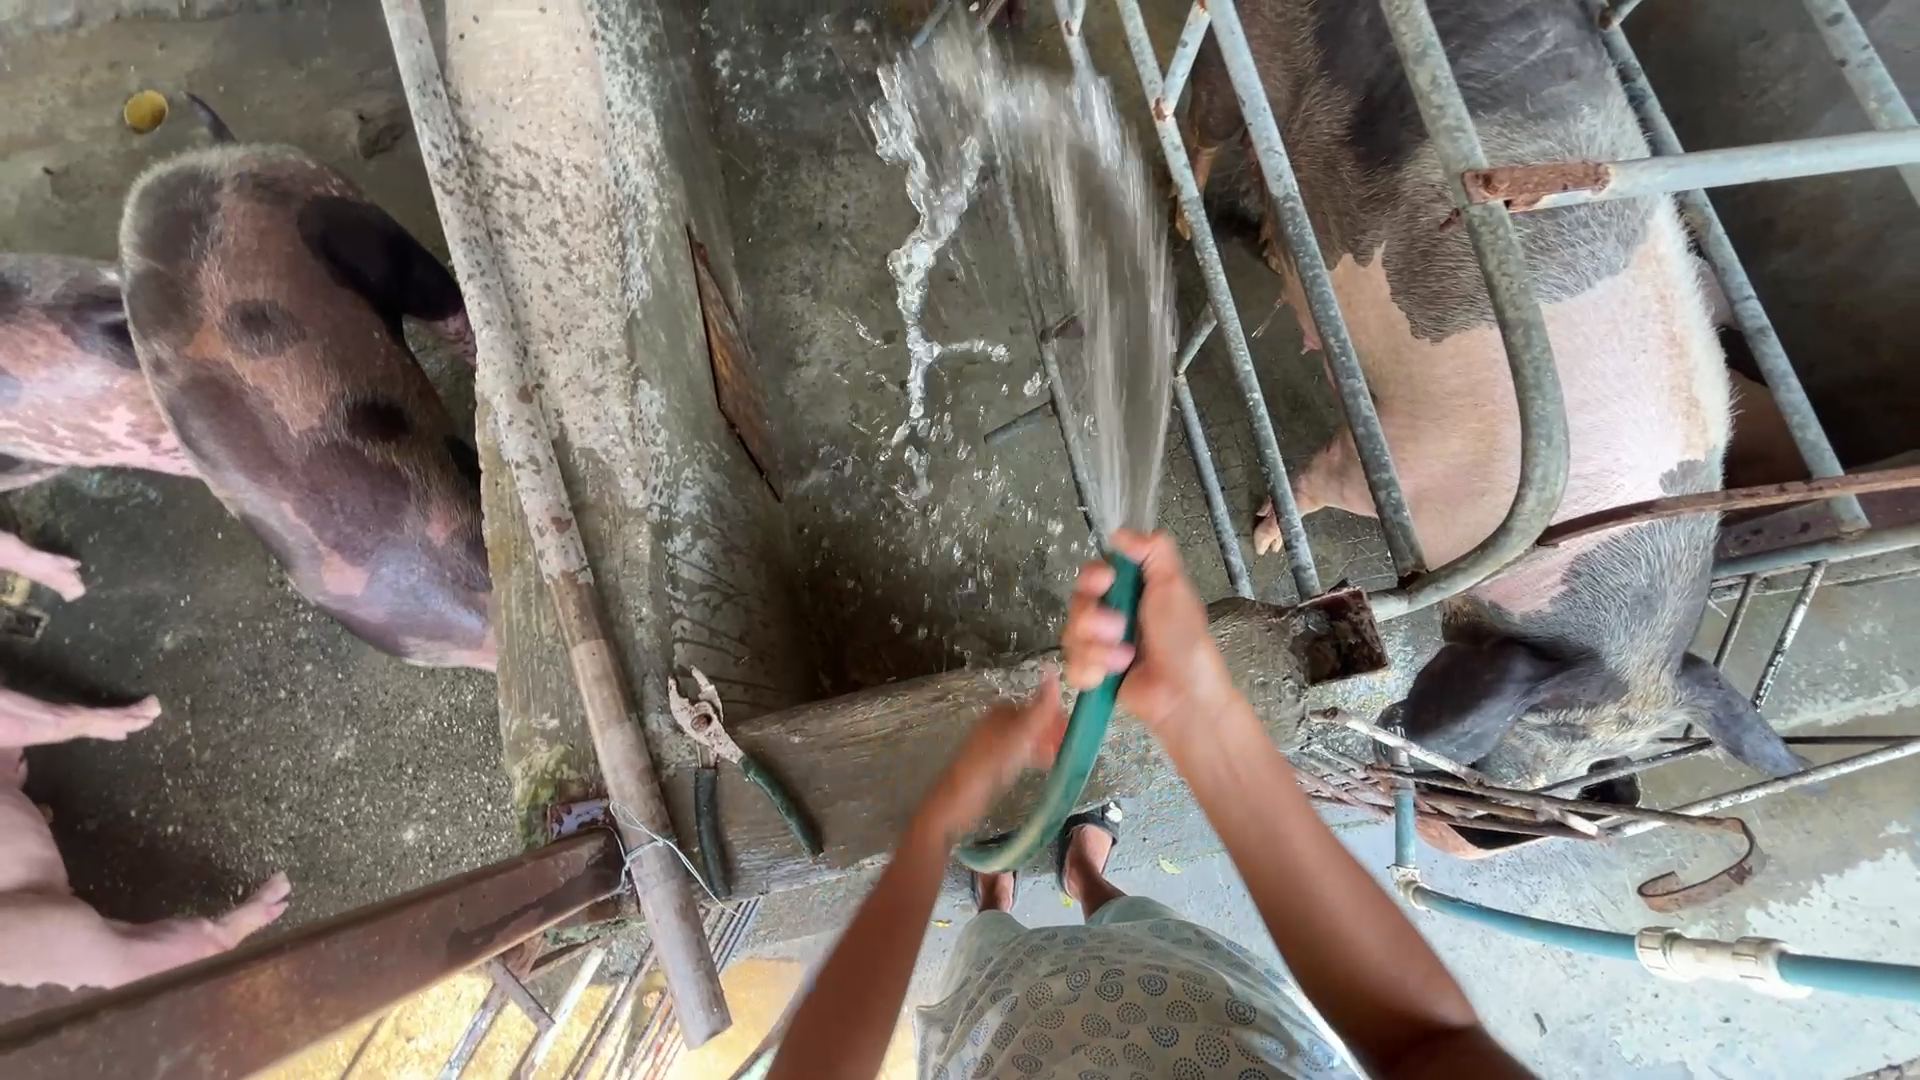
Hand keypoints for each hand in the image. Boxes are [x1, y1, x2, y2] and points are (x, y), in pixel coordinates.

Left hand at [913, 673, 1067, 844]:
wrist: (959, 800)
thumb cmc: (989, 764)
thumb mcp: (1019, 735)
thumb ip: (1039, 708)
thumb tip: (1054, 670)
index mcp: (1002, 711)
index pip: (1039, 705)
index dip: (1058, 717)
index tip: (1076, 731)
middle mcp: (999, 723)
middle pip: (1035, 722)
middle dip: (1054, 732)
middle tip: (1073, 748)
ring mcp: (997, 744)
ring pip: (1031, 739)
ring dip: (1048, 745)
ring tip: (1065, 758)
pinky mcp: (996, 763)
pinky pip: (1023, 754)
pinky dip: (1038, 756)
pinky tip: (1048, 766)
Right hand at [1061, 529, 1234, 735]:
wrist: (1184, 695)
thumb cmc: (1183, 639)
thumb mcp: (1174, 586)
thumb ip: (1154, 551)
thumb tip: (1120, 532)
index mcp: (1130, 592)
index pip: (1092, 575)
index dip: (1091, 578)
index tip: (1105, 583)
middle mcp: (1111, 615)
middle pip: (1076, 604)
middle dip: (1093, 619)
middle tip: (1118, 629)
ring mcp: (1100, 646)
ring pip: (1071, 636)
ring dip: (1096, 648)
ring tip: (1122, 660)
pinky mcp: (1093, 674)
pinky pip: (1071, 666)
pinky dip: (1087, 671)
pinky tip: (1105, 677)